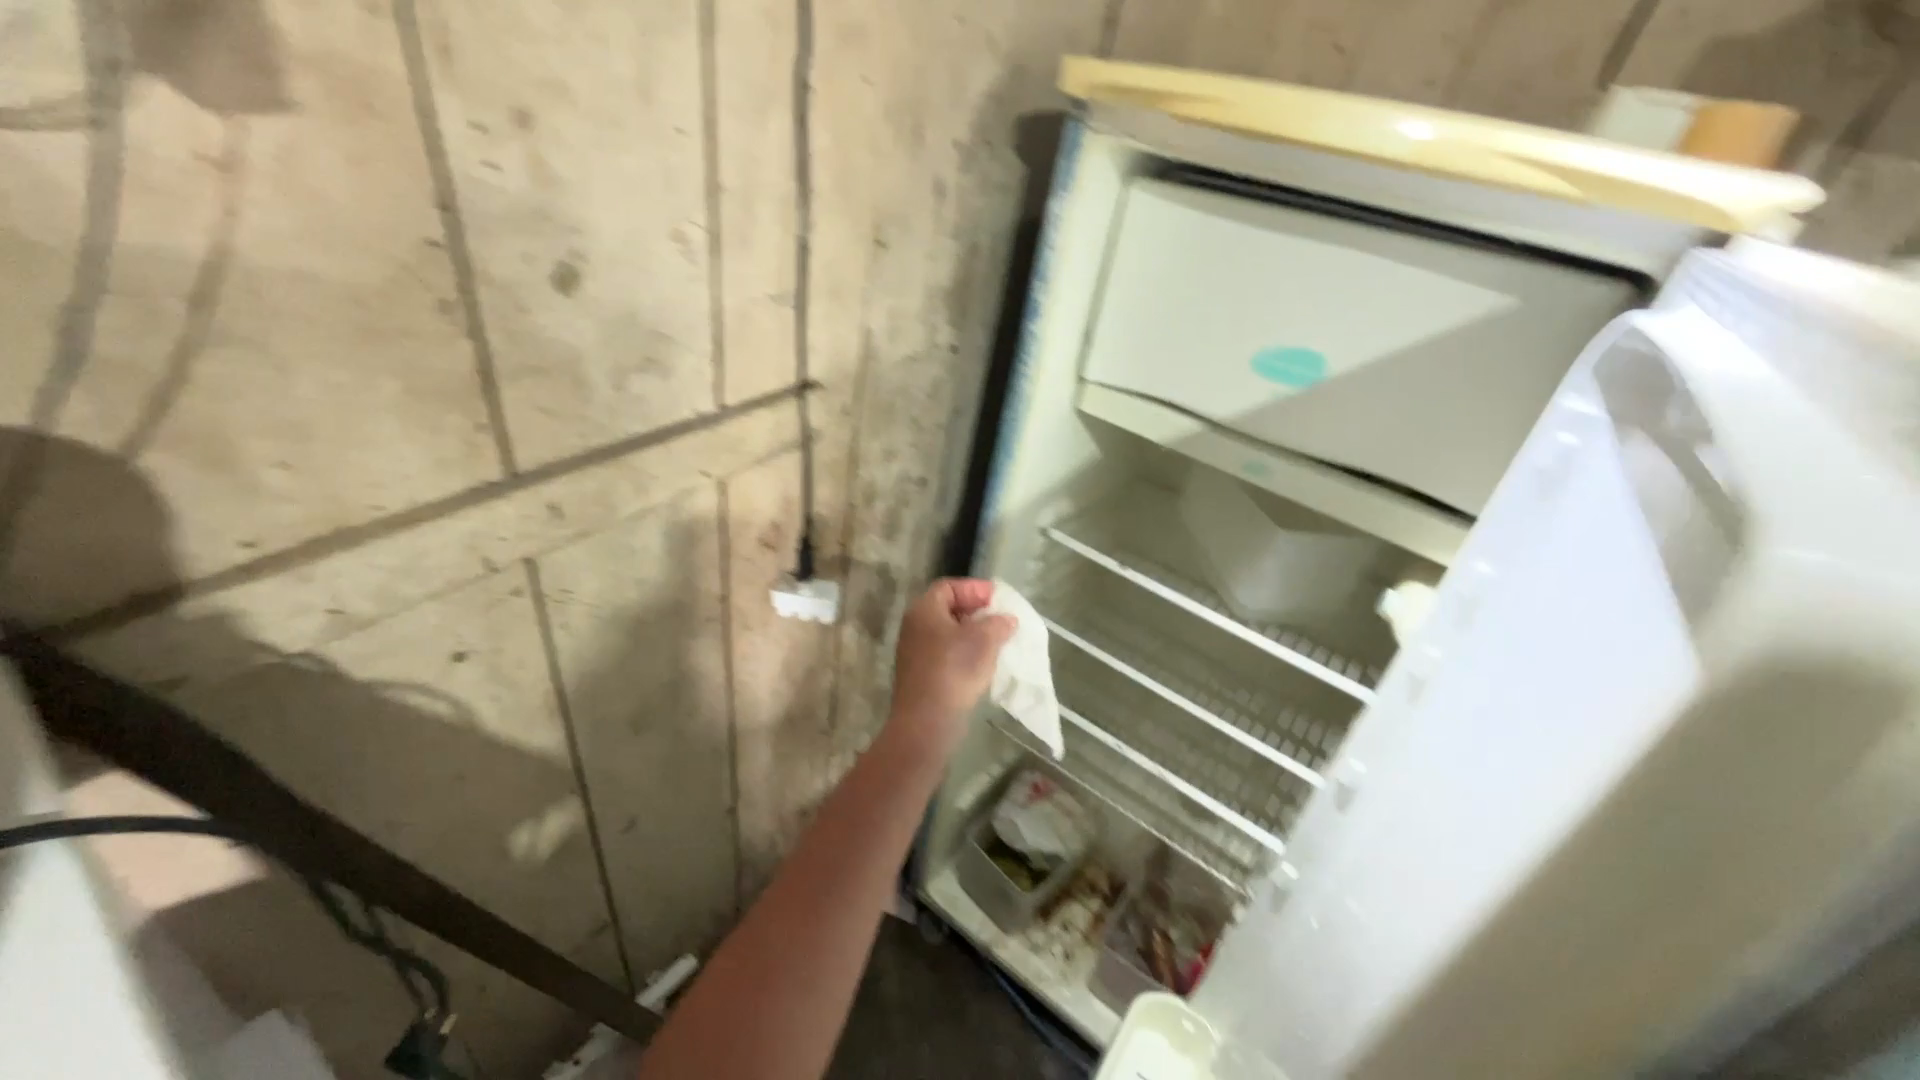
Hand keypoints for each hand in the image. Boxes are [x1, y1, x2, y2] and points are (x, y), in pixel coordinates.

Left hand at [887, 578, 1016, 757]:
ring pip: (947, 634)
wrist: (926, 720)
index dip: (974, 589)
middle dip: (975, 612)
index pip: (948, 586)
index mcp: (924, 610)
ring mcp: (914, 652)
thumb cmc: (954, 670)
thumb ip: (998, 623)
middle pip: (947, 609)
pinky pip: (945, 654)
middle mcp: (914, 626)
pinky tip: (982, 665)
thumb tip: (1006, 619)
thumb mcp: (984, 640)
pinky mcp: (920, 674)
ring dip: (971, 635)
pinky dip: (964, 653)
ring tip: (996, 642)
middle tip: (1000, 619)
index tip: (998, 600)